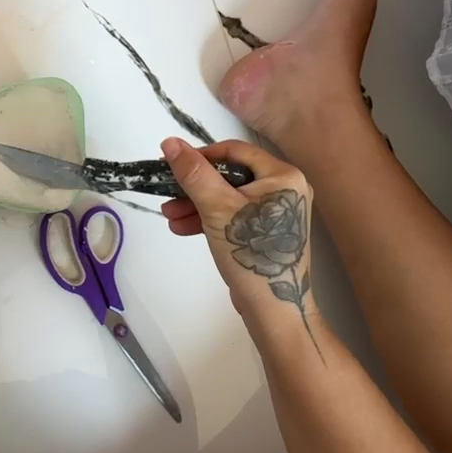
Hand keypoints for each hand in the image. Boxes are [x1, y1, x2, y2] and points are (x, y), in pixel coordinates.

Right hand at [160, 139, 317, 327]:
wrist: (274, 310)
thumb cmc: (250, 252)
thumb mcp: (216, 207)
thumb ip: (193, 172)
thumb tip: (169, 142)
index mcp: (282, 175)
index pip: (233, 151)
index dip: (200, 155)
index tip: (172, 165)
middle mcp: (284, 189)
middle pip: (228, 176)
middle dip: (194, 186)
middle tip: (167, 193)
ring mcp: (276, 212)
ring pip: (226, 197)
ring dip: (196, 204)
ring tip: (169, 215)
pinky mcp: (265, 232)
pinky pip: (232, 215)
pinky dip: (208, 219)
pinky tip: (182, 227)